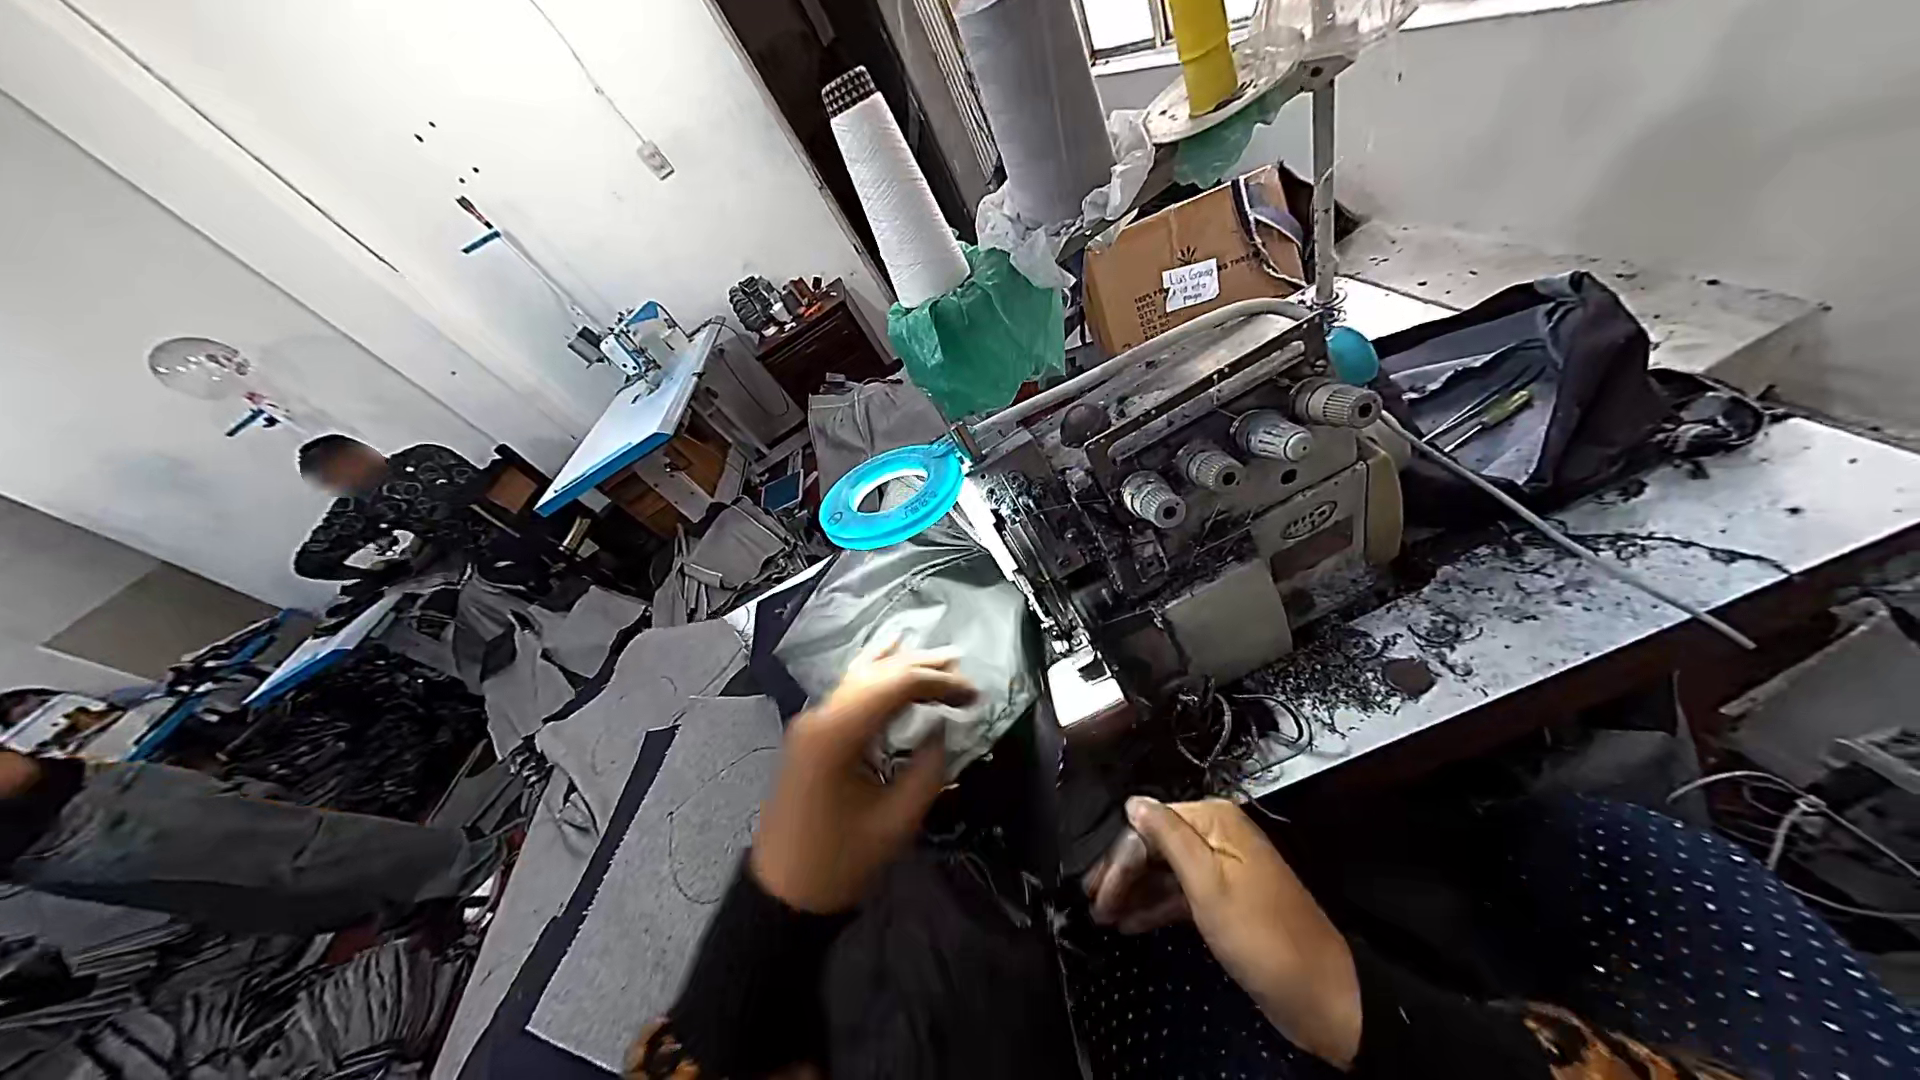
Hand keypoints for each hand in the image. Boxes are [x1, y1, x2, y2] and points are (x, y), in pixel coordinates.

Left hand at [750, 641, 977, 913]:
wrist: (782, 893)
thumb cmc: (840, 862)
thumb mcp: (896, 820)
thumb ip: (927, 768)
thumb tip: (944, 728)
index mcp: (837, 734)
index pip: (895, 685)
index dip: (938, 682)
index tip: (972, 693)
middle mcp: (820, 715)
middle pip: (878, 673)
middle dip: (923, 667)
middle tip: (963, 666)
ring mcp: (811, 721)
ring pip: (862, 676)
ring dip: (901, 666)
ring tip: (939, 659)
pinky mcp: (811, 733)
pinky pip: (850, 691)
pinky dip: (878, 676)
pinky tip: (892, 660)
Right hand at [1087, 797, 1362, 1069]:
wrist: (1322, 997)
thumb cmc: (1262, 937)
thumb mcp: (1208, 884)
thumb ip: (1168, 837)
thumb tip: (1134, 802)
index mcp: (1215, 820)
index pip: (1150, 825)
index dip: (1120, 858)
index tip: (1097, 891)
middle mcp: (1216, 835)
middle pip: (1154, 845)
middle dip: (1122, 874)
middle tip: (1094, 905)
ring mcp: (1220, 867)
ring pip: (1163, 870)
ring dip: (1133, 892)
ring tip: (1103, 916)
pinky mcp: (1223, 899)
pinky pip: (1179, 892)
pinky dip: (1155, 905)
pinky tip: (1129, 922)